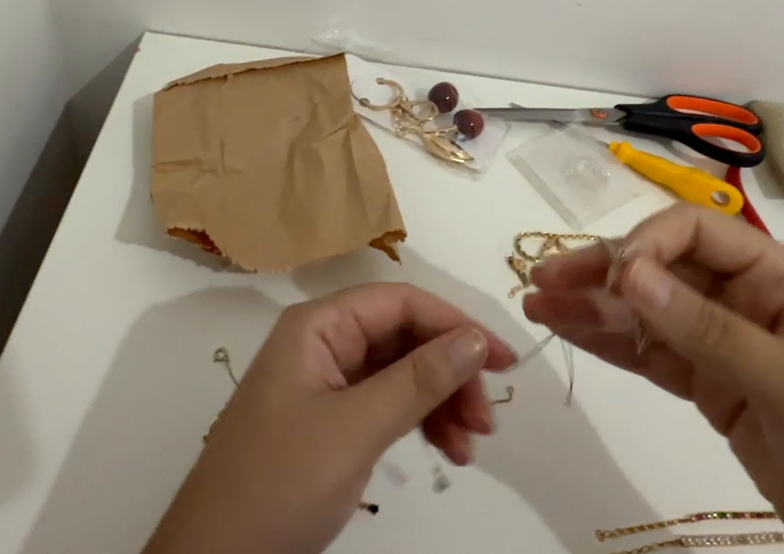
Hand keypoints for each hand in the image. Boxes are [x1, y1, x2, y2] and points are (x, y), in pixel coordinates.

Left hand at [142, 283, 516, 553]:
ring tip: (471, 445)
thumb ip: (418, 380)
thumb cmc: (281, 480)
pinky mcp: (330, 419)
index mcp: (318, 325)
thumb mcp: (356, 428)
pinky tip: (449, 450)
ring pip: (400, 372)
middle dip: (450, 371)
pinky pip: (387, 404)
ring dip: (441, 402)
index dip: (454, 324)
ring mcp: (326, 382)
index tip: (502, 362)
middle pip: (404, 337)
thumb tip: (475, 338)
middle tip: (488, 419)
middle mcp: (323, 342)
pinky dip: (420, 422)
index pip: (399, 302)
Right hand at [522, 204, 783, 553]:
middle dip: (605, 272)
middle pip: (666, 271)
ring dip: (596, 307)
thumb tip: (629, 272)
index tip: (613, 277)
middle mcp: (751, 304)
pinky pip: (656, 358)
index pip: (701, 233)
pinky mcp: (716, 394)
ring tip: (536, 304)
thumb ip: (707, 329)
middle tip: (542, 281)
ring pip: (651, 314)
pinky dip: (613, 345)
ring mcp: (731, 350)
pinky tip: (571, 332)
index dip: (650, 243)